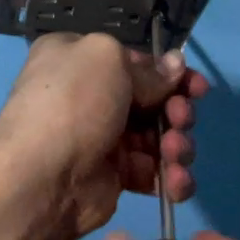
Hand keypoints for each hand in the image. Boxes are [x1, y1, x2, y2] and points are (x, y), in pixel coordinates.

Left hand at [0, 32, 208, 239]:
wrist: (40, 177)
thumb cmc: (71, 103)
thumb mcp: (107, 60)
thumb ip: (145, 66)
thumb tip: (174, 65)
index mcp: (78, 56)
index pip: (135, 59)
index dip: (170, 73)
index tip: (198, 86)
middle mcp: (89, 93)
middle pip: (152, 98)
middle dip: (176, 109)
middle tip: (181, 118)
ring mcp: (102, 135)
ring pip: (158, 135)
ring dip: (177, 144)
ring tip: (173, 153)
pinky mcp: (114, 175)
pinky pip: (153, 171)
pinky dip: (170, 177)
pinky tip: (175, 182)